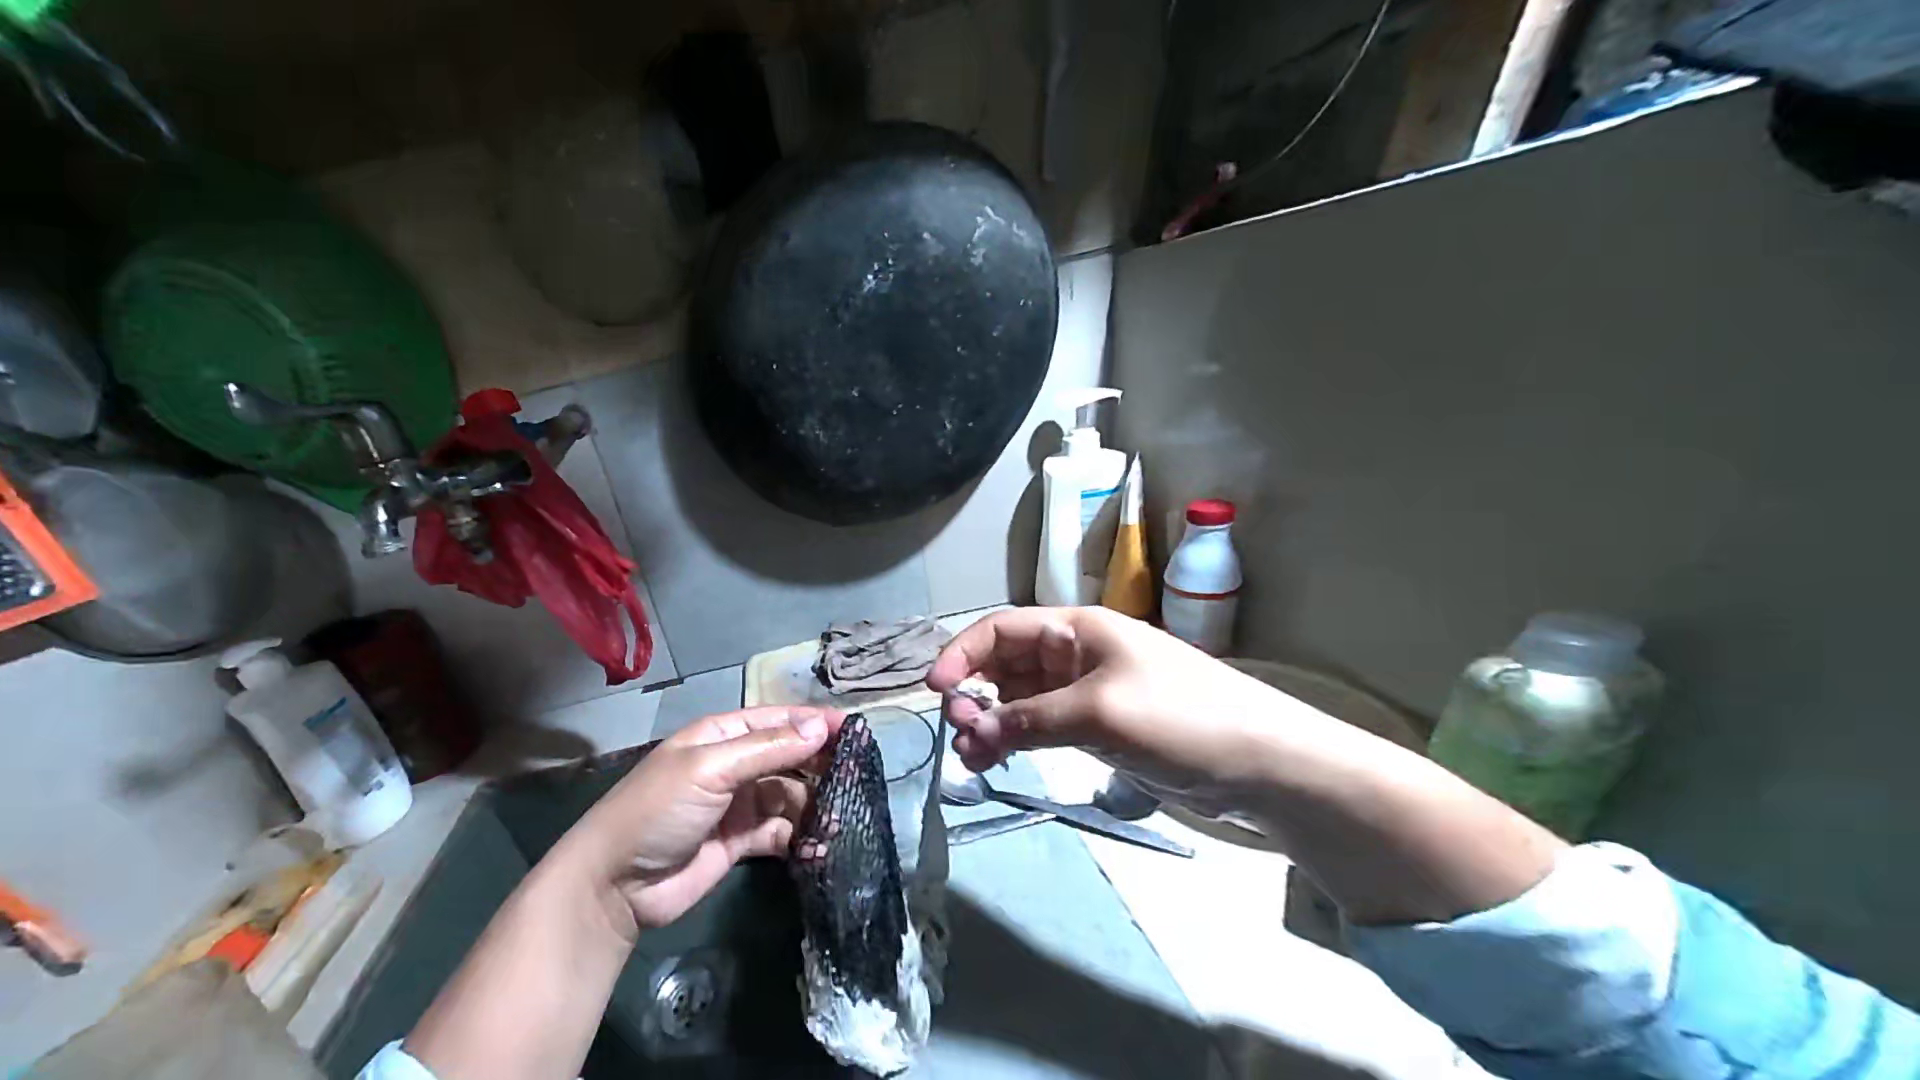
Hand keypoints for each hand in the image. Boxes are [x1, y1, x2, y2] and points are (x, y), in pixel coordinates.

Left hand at [559, 706, 842, 935]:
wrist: (613, 887)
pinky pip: (781, 830)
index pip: (779, 720)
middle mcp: (734, 765)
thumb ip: (769, 748)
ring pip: (790, 795)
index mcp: (723, 736)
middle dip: (820, 766)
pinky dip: (800, 836)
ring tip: (836, 820)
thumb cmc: (658, 810)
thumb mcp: (711, 769)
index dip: (815, 723)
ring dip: (814, 805)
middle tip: (854, 778)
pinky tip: (817, 846)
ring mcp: (739, 804)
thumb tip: (821, 725)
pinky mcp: (742, 840)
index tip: (854, 730)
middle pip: (789, 757)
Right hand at [927, 607, 1315, 807]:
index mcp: (1077, 629)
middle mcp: (1075, 654)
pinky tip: (997, 761)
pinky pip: (1041, 726)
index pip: (1002, 629)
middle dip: (975, 693)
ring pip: (1020, 699)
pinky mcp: (1097, 727)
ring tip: (972, 758)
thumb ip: (1028, 721)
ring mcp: (1086, 692)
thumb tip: (968, 737)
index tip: (935, 690)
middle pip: (1006, 664)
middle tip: (960, 735)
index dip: (964, 653)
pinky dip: (1016, 739)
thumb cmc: (1180, 718)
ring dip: (991, 722)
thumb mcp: (1099, 712)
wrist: (1261, 762)